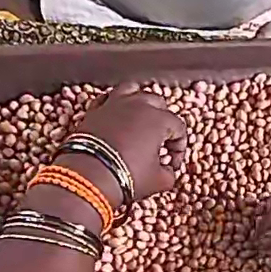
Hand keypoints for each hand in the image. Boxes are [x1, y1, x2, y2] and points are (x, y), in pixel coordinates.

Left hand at [66, 84, 187, 203]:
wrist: (90, 176)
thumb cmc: (127, 176)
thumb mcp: (158, 181)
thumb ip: (169, 174)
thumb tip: (168, 171)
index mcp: (159, 119)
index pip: (179, 128)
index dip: (179, 148)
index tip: (172, 163)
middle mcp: (138, 104)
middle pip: (159, 104)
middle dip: (163, 122)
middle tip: (159, 143)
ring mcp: (114, 104)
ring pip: (132, 90)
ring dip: (140, 102)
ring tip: (141, 119)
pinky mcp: (94, 110)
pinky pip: (108, 99)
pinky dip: (115, 105)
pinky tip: (116, 117)